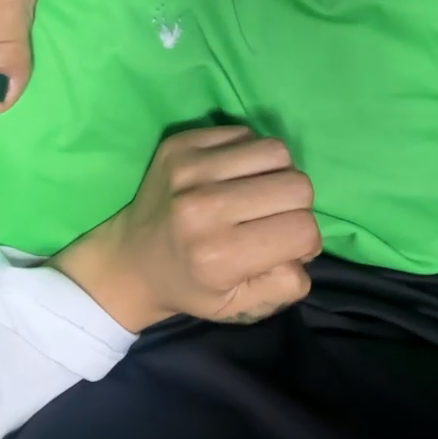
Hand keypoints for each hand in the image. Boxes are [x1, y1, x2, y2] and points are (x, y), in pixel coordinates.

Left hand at [51, 127, 321, 331]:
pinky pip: (245, 133)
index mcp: (219, 256)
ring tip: (257, 192)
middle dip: (297, 206)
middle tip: (274, 217)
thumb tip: (305, 247)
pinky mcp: (180, 143)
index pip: (302, 230)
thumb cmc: (191, 286)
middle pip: (296, 185)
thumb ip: (284, 283)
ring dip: (277, 173)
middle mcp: (203, 207)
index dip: (306, 240)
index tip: (287, 245)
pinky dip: (250, 154)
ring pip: (276, 151)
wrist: (132, 259)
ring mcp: (189, 168)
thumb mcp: (240, 305)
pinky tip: (234, 176)